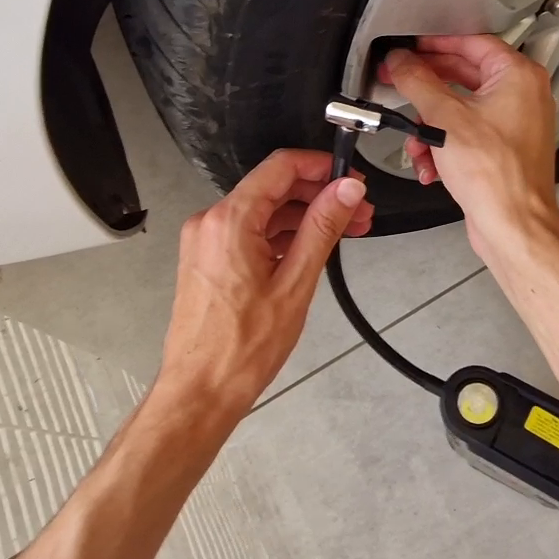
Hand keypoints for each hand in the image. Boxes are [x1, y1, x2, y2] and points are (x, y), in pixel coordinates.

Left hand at [158, 149, 372, 409]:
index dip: (321, 166)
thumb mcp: (295, 283)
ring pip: (264, 211)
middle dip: (319, 195)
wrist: (200, 392)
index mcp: (230, 221)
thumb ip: (322, 228)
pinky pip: (250, 232)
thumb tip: (346, 190)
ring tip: (345, 232)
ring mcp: (206, 241)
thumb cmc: (241, 349)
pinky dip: (283, 235)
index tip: (351, 178)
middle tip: (358, 210)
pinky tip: (312, 247)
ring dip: (305, 217)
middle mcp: (211, 222)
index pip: (280, 167)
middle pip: (273, 188)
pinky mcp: (208, 259)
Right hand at [378, 35, 558, 251]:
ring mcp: (516, 124)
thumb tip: (401, 61)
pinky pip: (468, 135)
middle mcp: (524, 96)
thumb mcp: (443, 118)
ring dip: (431, 126)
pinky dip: (445, 146)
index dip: (436, 45)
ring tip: (416, 141)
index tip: (413, 48)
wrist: (512, 225)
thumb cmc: (497, 176)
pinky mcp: (504, 150)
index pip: (472, 43)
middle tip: (400, 82)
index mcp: (518, 76)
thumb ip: (416, 81)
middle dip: (426, 89)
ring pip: (461, 110)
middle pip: (464, 76)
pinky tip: (430, 165)